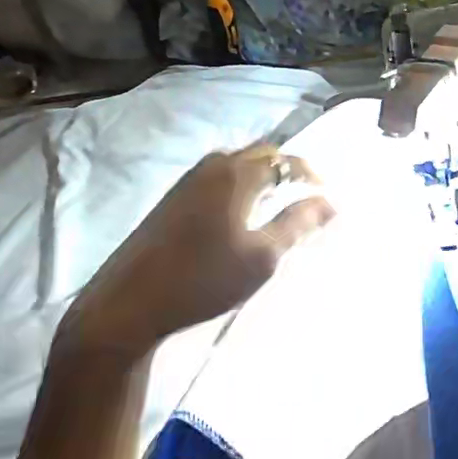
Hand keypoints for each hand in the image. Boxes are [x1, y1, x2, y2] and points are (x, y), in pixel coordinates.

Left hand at [59, 142, 335, 359]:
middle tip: (304, 192)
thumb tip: (329, 203)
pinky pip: (216, 177)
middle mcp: (211, 168)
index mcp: (236, 175)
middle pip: (258, 154)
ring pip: (234, 163)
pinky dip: (239, 183)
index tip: (325, 192)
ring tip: (276, 200)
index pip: (283, 160)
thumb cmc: (203, 280)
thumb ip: (297, 224)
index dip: (308, 173)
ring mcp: (187, 182)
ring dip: (260, 174)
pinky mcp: (171, 199)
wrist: (128, 305)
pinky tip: (240, 211)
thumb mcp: (262, 257)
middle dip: (285, 167)